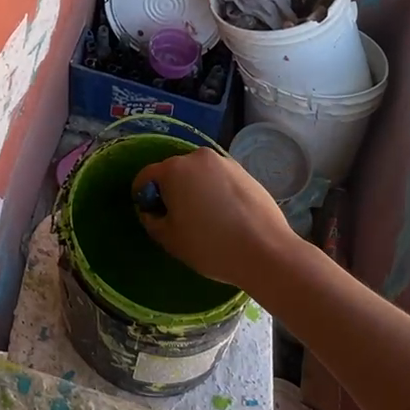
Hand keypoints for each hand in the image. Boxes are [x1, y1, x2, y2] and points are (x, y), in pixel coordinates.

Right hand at [131, 146, 298, 289]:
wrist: (267, 252)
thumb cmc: (211, 246)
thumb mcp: (171, 240)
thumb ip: (152, 222)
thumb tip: (151, 212)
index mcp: (173, 169)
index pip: (147, 176)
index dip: (142, 194)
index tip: (149, 212)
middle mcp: (197, 157)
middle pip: (174, 172)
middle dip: (171, 190)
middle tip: (179, 217)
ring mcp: (224, 163)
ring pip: (199, 174)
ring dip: (195, 189)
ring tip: (206, 217)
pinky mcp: (245, 172)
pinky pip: (220, 179)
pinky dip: (217, 191)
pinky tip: (226, 215)